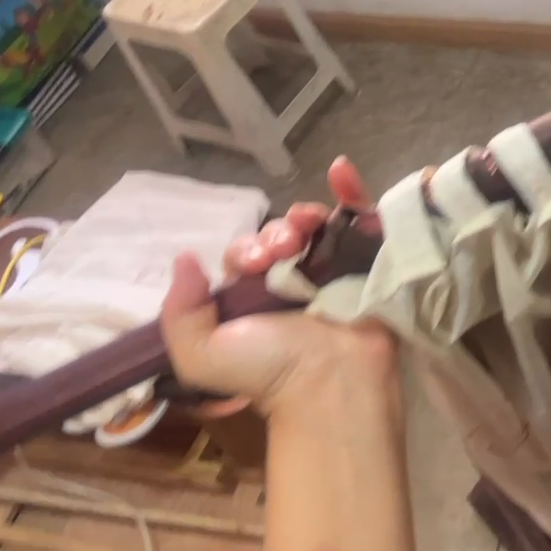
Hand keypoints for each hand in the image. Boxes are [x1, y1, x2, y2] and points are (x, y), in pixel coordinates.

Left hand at [159, 157, 398, 420]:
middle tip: (284, 251)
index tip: (257, 264)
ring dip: (305, 215)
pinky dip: (349, 189)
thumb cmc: (269, 369)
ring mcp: (334, 269)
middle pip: (279, 233)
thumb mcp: (203, 353)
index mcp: (254, 297)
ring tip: (308, 228)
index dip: (248, 250)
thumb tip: (185, 258)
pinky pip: (359, 217)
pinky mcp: (369, 259)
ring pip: (315, 223)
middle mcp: (293, 279)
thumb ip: (181, 312)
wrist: (332, 380)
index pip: (246, 253)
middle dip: (276, 233)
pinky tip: (340, 170)